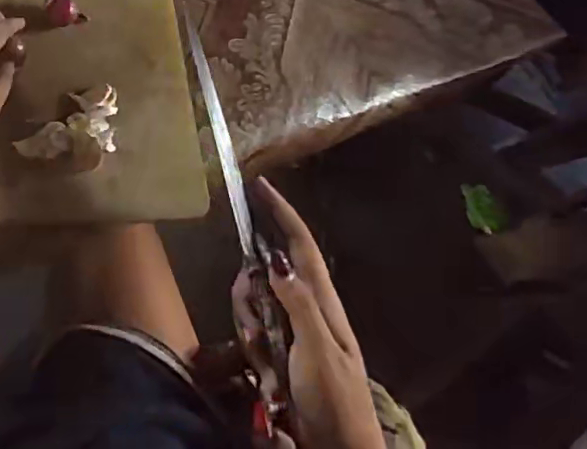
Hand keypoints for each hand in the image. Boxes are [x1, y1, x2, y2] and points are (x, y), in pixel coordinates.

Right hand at [240, 179, 380, 448]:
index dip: (281, 212)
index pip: (300, 243)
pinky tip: (266, 378)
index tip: (259, 185)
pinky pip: (253, 333)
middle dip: (250, 293)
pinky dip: (252, 349)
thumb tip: (277, 257)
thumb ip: (298, 304)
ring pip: (254, 303)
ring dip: (250, 328)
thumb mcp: (319, 352)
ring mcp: (291, 330)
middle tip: (254, 330)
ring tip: (267, 367)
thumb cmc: (336, 401)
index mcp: (322, 300)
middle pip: (265, 274)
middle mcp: (304, 307)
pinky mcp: (279, 351)